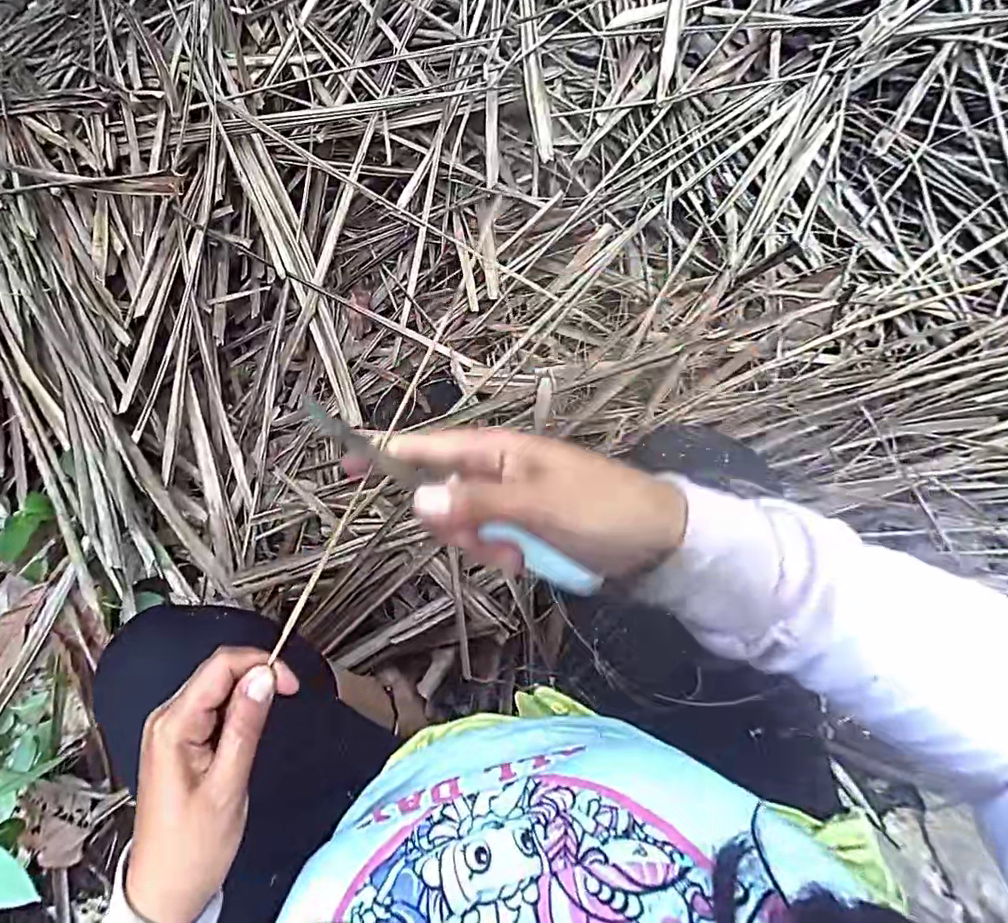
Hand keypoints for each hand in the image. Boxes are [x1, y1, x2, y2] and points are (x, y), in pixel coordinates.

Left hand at [123, 648, 298, 922]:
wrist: (163, 893)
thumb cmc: (189, 852)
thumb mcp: (227, 786)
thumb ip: (245, 725)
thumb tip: (263, 677)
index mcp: (172, 726)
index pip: (220, 666)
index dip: (259, 663)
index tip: (288, 680)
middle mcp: (166, 720)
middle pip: (217, 671)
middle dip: (255, 674)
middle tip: (287, 691)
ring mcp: (170, 729)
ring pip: (216, 687)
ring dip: (247, 692)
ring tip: (269, 715)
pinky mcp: (179, 740)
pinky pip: (212, 707)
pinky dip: (236, 709)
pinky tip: (248, 728)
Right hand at [349, 429, 688, 581]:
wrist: (661, 542)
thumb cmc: (601, 509)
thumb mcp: (536, 506)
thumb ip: (475, 504)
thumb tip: (417, 501)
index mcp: (495, 450)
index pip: (427, 447)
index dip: (385, 452)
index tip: (345, 460)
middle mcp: (494, 471)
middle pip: (439, 495)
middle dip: (456, 525)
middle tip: (490, 544)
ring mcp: (506, 500)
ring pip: (461, 524)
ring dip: (482, 545)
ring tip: (521, 553)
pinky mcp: (519, 526)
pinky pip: (486, 542)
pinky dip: (500, 555)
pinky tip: (530, 559)